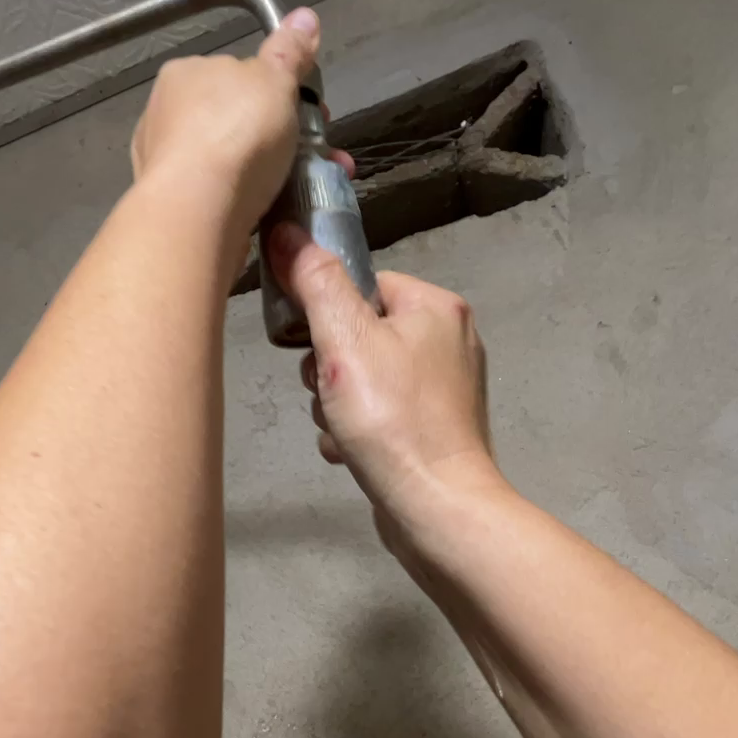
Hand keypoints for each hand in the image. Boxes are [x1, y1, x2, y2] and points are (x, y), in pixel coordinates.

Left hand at [130, 8, 320, 234]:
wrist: (197, 213)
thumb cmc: (235, 135)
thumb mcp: (274, 79)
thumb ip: (289, 53)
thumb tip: (304, 20)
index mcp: (184, 75)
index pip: (235, 77)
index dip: (275, 95)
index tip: (304, 117)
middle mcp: (165, 119)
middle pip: (232, 126)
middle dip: (274, 142)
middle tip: (312, 161)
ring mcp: (165, 170)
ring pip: (227, 168)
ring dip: (264, 180)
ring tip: (299, 197)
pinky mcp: (174, 213)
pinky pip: (219, 203)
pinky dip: (245, 209)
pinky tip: (268, 219)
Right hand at [268, 223, 498, 525]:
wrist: (436, 505)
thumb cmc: (390, 419)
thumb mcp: (344, 341)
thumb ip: (315, 284)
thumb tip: (288, 232)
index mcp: (435, 306)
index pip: (363, 285)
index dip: (326, 317)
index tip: (315, 352)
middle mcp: (449, 340)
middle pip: (360, 335)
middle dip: (329, 370)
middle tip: (329, 395)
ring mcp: (446, 389)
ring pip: (364, 379)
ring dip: (337, 405)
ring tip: (341, 429)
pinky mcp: (437, 429)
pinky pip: (381, 415)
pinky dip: (359, 431)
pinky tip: (352, 452)